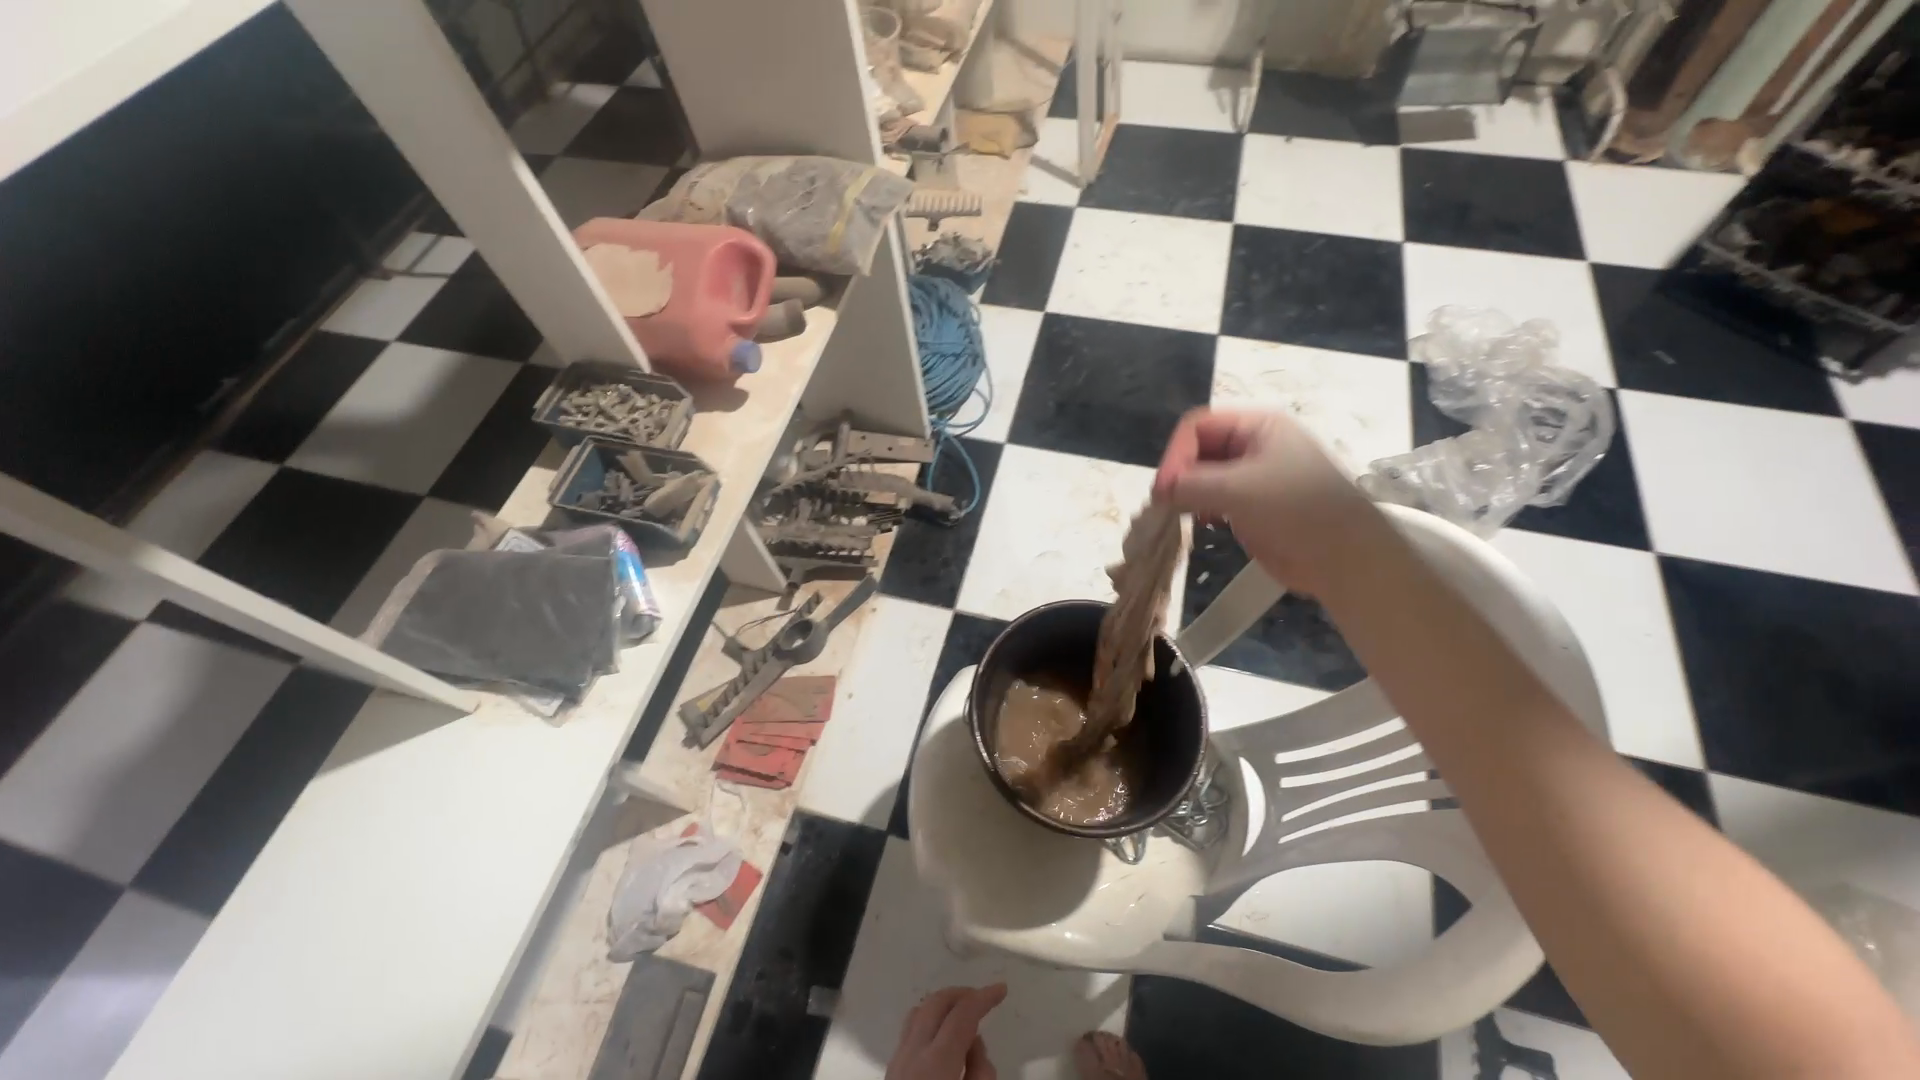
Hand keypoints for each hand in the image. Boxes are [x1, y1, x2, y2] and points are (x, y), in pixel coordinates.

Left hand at [884, 984, 1005, 1079]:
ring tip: (963, 1017)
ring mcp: (897, 1059)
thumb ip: (980, 1072)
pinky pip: (910, 1030)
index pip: (962, 1014)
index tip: (1001, 989)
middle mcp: (913, 1051)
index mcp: (937, 1061)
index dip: (984, 997)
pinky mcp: (890, 1068)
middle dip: (962, 993)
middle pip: (936, 1003)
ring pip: (919, 1012)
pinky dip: (929, 1021)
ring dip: (943, 1005)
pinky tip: (942, 1039)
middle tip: (983, 999)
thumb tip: (975, 1043)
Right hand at [1153, 408, 1377, 596]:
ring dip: (1186, 493)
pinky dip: (1199, 509)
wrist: (1345, 557)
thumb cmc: (1297, 509)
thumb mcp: (1240, 489)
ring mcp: (1253, 478)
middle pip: (1199, 449)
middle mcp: (1254, 446)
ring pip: (1203, 476)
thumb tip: (1158, 492)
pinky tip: (1199, 523)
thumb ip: (1192, 485)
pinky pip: (1214, 500)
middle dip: (1179, 473)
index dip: (1176, 453)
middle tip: (1165, 505)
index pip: (1199, 425)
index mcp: (1258, 426)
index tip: (1164, 490)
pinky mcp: (1251, 508)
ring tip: (1176, 514)